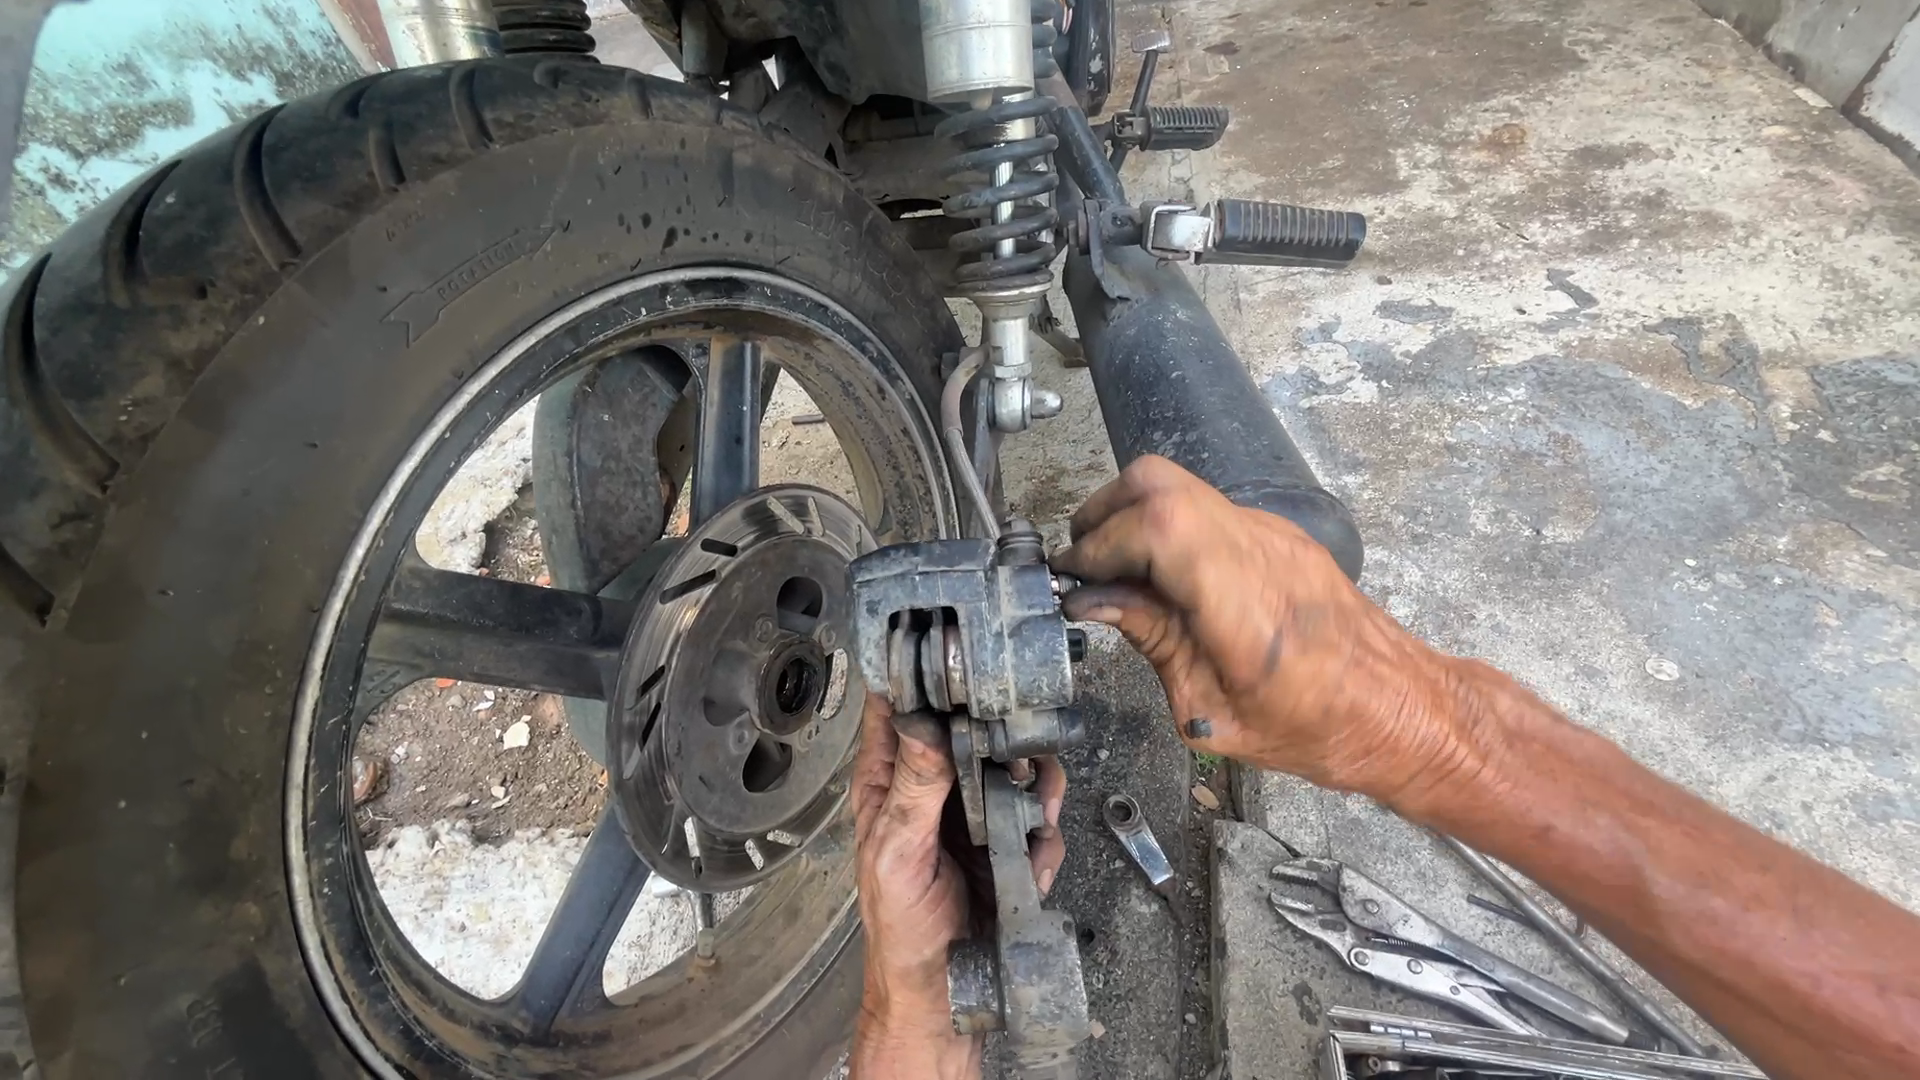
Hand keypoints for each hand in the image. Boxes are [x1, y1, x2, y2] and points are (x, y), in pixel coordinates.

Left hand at [848, 695, 1065, 1079]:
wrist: (947, 991)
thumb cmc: (901, 925)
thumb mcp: (896, 854)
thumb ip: (913, 790)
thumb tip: (923, 723)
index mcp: (891, 777)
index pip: (898, 704)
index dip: (918, 672)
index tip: (950, 648)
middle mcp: (936, 779)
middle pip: (969, 721)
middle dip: (996, 725)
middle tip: (1013, 742)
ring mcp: (977, 804)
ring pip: (1013, 758)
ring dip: (1031, 778)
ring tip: (1031, 805)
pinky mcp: (1011, 832)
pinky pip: (1039, 807)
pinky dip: (1044, 826)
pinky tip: (1033, 853)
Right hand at [1052, 456, 1477, 810]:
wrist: (1399, 707)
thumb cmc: (1312, 728)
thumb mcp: (1208, 708)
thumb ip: (1149, 639)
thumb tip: (1088, 599)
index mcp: (1243, 602)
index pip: (1154, 527)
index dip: (1097, 544)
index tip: (1071, 577)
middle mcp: (1257, 547)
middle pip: (1157, 483)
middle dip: (1100, 514)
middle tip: (1080, 563)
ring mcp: (1269, 530)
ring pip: (1175, 484)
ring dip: (1126, 515)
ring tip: (1110, 567)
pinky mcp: (1274, 531)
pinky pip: (1200, 505)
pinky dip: (1158, 524)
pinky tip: (1153, 572)